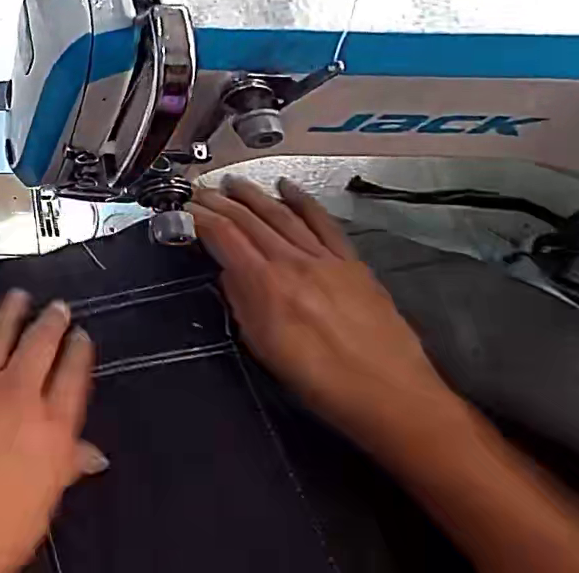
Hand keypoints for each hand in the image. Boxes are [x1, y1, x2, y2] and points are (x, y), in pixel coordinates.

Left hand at [0, 290, 102, 572]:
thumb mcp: (40, 507)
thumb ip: (66, 469)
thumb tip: (93, 456)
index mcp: (54, 430)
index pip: (74, 375)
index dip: (80, 350)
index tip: (82, 336)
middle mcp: (22, 395)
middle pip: (43, 343)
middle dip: (53, 321)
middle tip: (59, 307)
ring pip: (5, 331)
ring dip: (15, 309)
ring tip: (21, 296)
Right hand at [191, 177, 456, 447]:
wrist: (393, 397)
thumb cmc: (321, 384)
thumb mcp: (265, 350)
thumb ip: (241, 303)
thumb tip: (226, 271)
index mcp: (267, 285)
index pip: (225, 236)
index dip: (201, 218)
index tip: (186, 208)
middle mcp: (292, 261)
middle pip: (249, 219)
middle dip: (220, 201)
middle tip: (200, 190)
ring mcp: (324, 257)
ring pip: (281, 213)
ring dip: (253, 194)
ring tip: (232, 182)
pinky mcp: (350, 261)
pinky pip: (322, 221)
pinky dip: (302, 200)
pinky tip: (287, 186)